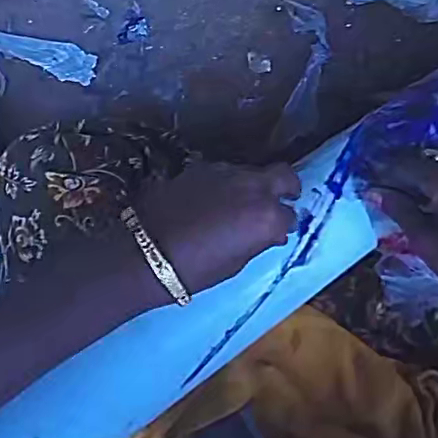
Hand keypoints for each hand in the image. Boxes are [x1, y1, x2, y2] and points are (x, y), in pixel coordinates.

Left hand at [133, 161, 300, 297]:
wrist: (146, 252)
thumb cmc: (197, 269)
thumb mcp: (237, 262)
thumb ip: (259, 241)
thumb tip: (272, 232)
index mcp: (267, 215)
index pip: (290, 215)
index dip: (286, 224)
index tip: (281, 230)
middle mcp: (252, 187)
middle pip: (284, 175)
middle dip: (288, 186)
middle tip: (283, 198)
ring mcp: (226, 172)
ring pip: (252, 171)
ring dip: (254, 185)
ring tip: (242, 203)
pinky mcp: (201, 168)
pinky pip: (225, 172)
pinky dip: (228, 183)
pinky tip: (214, 199)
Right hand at [365, 147, 437, 317]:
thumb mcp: (427, 243)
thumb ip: (401, 211)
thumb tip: (373, 191)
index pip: (405, 167)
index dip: (382, 172)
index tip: (364, 177)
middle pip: (424, 158)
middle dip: (399, 168)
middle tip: (378, 182)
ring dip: (420, 167)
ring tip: (401, 185)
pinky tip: (430, 187)